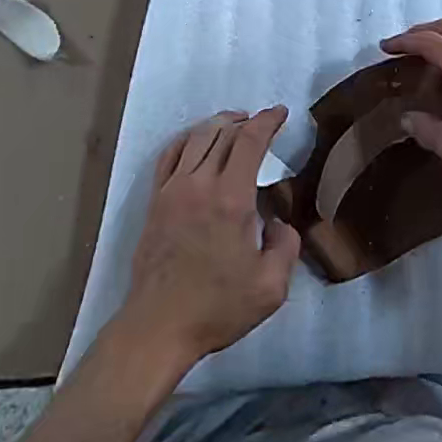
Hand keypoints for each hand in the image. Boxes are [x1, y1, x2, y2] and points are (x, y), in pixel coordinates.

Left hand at [113, 108, 301, 368]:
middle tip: (264, 121)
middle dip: (248, 121)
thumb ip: (287, 245)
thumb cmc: (217, 308)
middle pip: (224, 133)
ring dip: (219, 124)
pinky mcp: (155, 202)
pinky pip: (170, 156)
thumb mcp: (272, 286)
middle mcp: (200, 185)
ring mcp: (172, 191)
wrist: (158, 329)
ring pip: (196, 138)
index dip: (268, 121)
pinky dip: (188, 139)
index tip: (281, 113)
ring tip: (235, 123)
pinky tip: (198, 141)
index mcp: (231, 199)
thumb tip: (279, 222)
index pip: (250, 141)